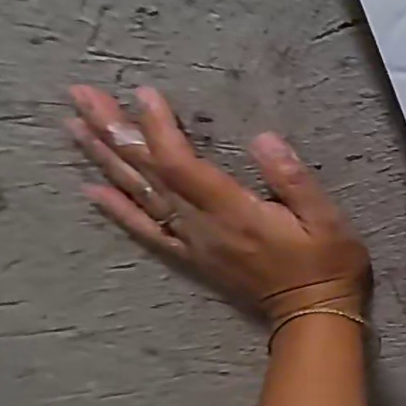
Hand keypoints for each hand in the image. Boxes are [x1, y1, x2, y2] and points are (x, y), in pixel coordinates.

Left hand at [65, 85, 370, 323]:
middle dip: (115, 133)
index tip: (144, 92)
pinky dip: (118, 210)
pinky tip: (93, 190)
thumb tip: (262, 138)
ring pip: (141, 197)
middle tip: (82, 96)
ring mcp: (194, 244)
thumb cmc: (330, 262)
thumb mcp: (327, 218)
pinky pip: (147, 232)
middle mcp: (203, 227)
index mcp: (235, 213)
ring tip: (75, 127)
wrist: (314, 313)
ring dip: (107, 161)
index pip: (183, 165)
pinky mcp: (194, 258)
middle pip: (149, 175)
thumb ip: (293, 179)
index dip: (159, 128)